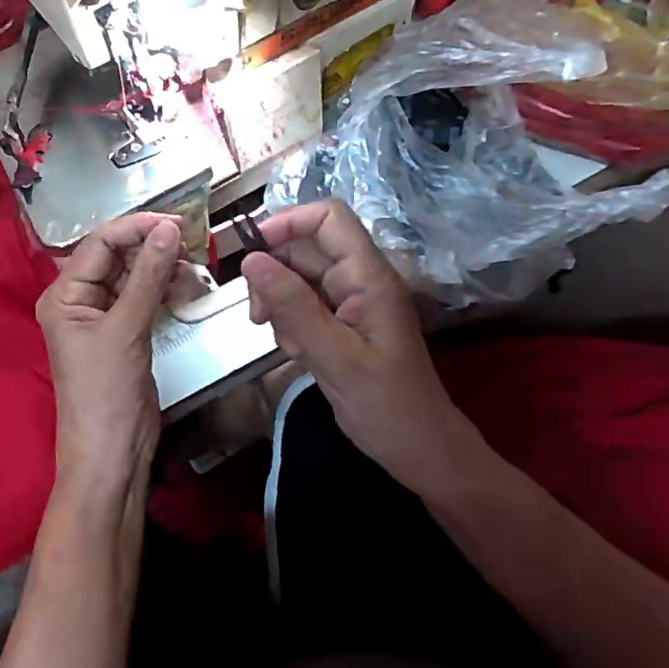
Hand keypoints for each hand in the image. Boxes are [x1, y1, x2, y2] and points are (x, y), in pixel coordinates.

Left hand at [36, 213, 183, 496]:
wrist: (111, 455)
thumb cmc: (106, 392)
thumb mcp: (126, 329)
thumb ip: (148, 276)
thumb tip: (170, 229)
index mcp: (63, 293)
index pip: (100, 242)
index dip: (138, 228)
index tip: (178, 224)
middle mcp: (78, 298)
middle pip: (116, 255)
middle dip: (151, 245)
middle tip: (192, 242)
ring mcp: (102, 315)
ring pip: (132, 274)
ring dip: (160, 266)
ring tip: (192, 265)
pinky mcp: (123, 331)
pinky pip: (142, 296)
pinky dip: (162, 287)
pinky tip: (184, 283)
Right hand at [240, 201, 481, 492]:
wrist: (418, 449)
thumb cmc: (386, 404)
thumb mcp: (334, 355)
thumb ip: (292, 305)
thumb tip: (250, 260)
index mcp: (368, 276)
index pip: (328, 218)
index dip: (288, 222)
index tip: (252, 252)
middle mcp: (358, 279)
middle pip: (304, 249)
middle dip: (274, 276)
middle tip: (258, 315)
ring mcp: (349, 301)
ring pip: (297, 279)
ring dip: (280, 305)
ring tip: (289, 344)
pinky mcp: (340, 323)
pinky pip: (302, 306)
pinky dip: (290, 323)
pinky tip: (297, 354)